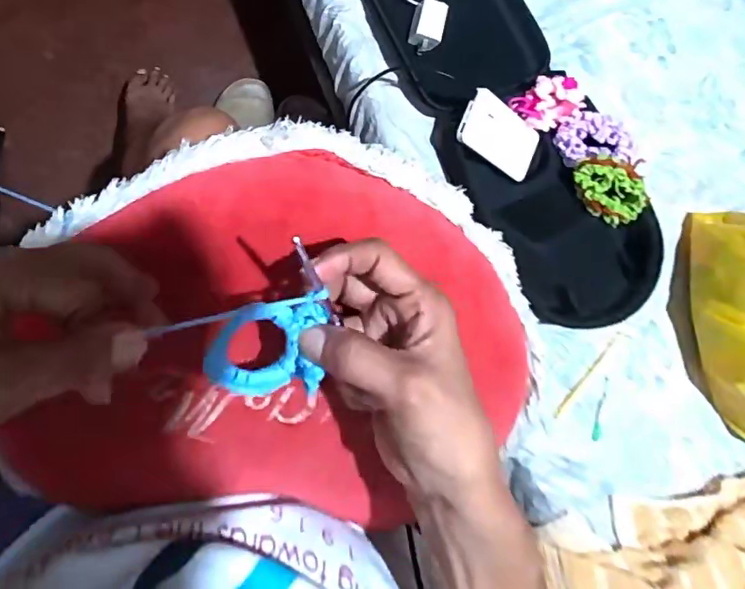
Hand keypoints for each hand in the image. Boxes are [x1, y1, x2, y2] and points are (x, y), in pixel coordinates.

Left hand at [0, 243, 165, 469]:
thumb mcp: (10, 383)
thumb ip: (78, 357)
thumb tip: (141, 338)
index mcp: (6, 271)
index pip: (83, 275)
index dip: (124, 298)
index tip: (157, 331)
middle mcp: (6, 268)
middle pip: (79, 271)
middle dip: (117, 300)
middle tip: (149, 335)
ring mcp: (0, 289)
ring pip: (68, 290)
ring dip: (97, 321)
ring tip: (114, 368)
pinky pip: (51, 309)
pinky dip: (75, 333)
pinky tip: (84, 365)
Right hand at [298, 238, 501, 503]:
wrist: (449, 487)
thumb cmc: (442, 425)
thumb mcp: (404, 386)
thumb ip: (353, 355)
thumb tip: (304, 333)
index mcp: (419, 302)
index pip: (375, 257)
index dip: (342, 258)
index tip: (309, 276)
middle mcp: (397, 311)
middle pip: (348, 282)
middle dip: (321, 296)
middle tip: (296, 315)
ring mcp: (379, 338)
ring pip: (335, 314)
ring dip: (321, 333)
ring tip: (319, 360)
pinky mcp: (363, 364)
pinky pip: (332, 346)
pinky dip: (329, 362)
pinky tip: (353, 397)